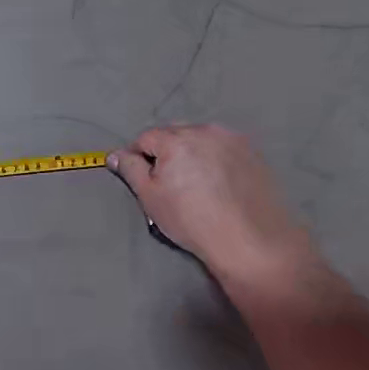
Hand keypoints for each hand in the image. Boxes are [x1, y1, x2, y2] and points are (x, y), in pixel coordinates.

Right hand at [108, 124, 318, 289]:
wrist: (249, 238)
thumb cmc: (191, 219)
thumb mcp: (150, 197)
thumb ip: (130, 170)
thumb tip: (115, 154)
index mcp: (177, 139)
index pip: (146, 137)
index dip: (137, 156)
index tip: (141, 178)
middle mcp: (205, 131)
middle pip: (174, 132)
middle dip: (164, 150)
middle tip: (166, 180)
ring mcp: (233, 139)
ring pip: (199, 137)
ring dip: (190, 151)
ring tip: (193, 180)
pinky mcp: (253, 152)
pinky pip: (221, 146)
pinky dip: (212, 157)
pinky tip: (216, 181)